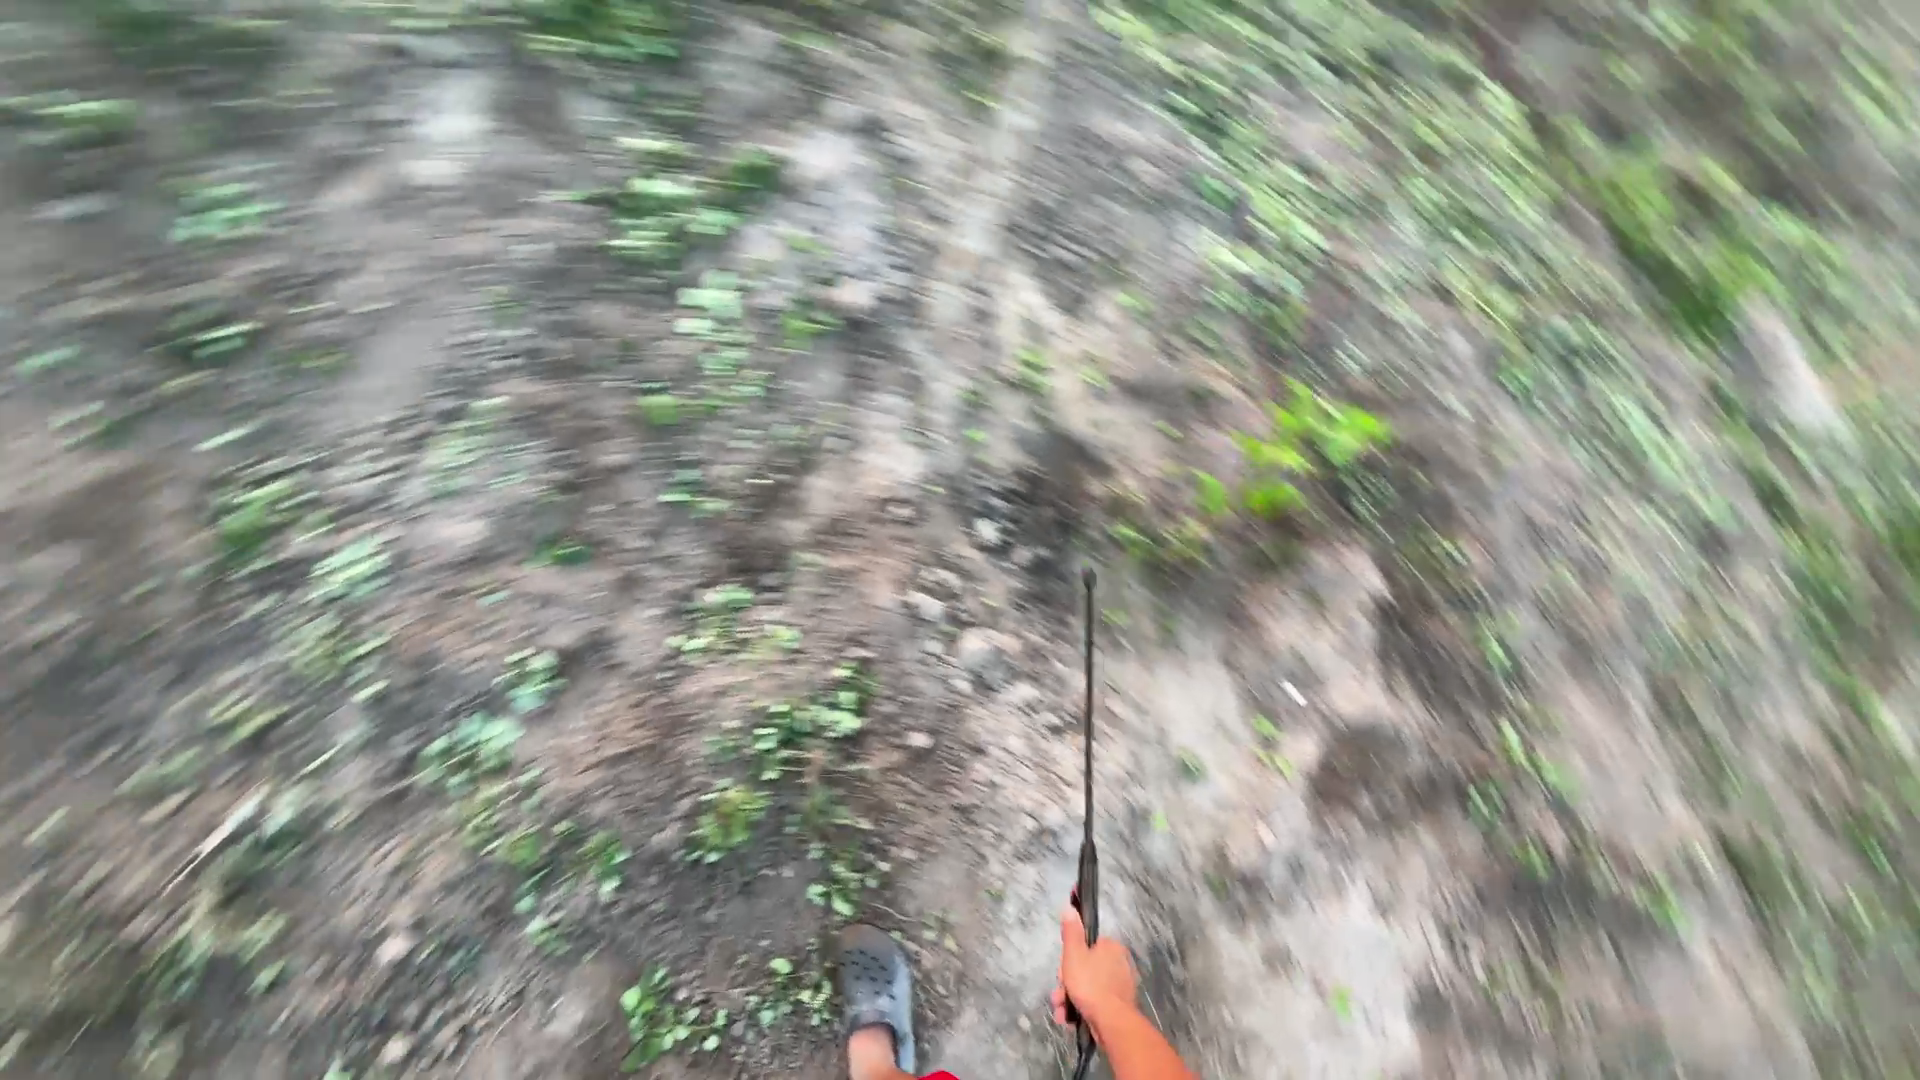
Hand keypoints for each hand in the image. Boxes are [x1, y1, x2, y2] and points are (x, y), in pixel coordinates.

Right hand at [1050, 905, 1137, 1026]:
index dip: (1070, 957)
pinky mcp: (1119, 1006)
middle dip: (1067, 982)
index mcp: (1111, 947)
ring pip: (1088, 987)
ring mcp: (1120, 986)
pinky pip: (1096, 1002)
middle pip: (1085, 968)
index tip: (1063, 969)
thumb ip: (1071, 931)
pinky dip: (1082, 1008)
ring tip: (1061, 1011)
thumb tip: (1070, 907)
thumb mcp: (1074, 954)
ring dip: (1070, 998)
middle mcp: (1119, 964)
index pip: (1086, 946)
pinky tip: (1070, 1018)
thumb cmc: (1091, 984)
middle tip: (1060, 992)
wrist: (1112, 1023)